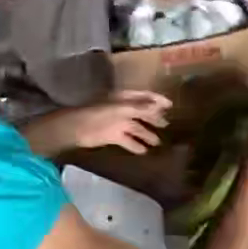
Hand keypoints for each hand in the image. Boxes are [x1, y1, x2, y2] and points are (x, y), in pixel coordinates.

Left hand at [22, 91, 172, 155]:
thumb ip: (141, 108)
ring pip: (136, 128)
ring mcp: (118, 123)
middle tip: (166, 125)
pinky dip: (136, 146)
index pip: (144, 97)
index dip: (157, 100)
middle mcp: (123, 110)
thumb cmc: (98, 113)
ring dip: (147, 135)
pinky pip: (128, 141)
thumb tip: (160, 108)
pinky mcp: (113, 136)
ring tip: (158, 143)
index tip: (170, 105)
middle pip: (142, 113)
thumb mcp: (122, 109)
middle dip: (154, 118)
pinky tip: (144, 151)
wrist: (77, 128)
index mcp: (124, 99)